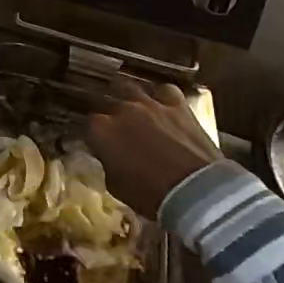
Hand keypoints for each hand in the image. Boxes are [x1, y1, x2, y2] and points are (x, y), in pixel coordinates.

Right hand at [85, 78, 220, 219]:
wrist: (195, 190)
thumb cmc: (150, 195)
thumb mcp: (116, 186)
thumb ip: (109, 163)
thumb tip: (111, 157)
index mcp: (101, 131)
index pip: (88, 125)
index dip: (94, 134)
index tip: (99, 144)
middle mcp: (122, 110)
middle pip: (106, 102)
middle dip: (109, 113)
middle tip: (116, 126)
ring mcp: (150, 104)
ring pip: (130, 87)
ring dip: (129, 98)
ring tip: (134, 108)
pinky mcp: (177, 105)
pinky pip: (165, 91)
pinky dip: (162, 97)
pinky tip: (163, 106)